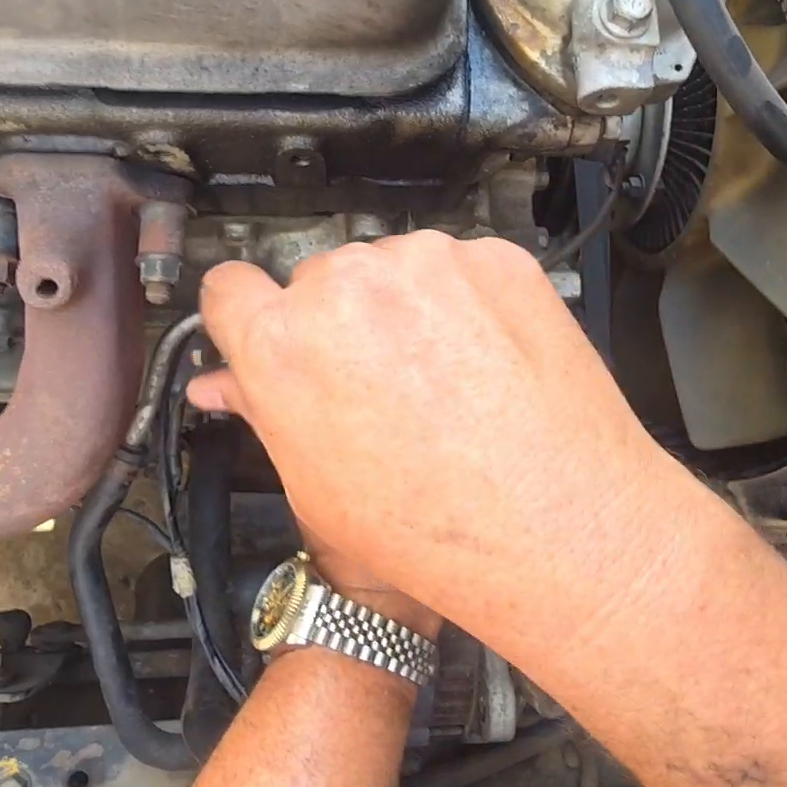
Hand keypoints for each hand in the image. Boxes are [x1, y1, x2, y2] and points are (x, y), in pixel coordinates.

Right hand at [187, 231, 675, 632]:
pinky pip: (456, 268)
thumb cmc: (437, 527)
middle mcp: (348, 287)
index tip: (267, 324)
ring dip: (403, 309)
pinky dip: (463, 302)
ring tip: (439, 380)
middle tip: (375, 380)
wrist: (558, 525)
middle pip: (319, 281)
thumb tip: (227, 384)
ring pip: (390, 270)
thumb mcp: (318, 483)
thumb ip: (263, 410)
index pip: (230, 288)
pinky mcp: (492, 260)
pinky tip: (479, 363)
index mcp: (284, 342)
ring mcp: (426, 264)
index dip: (248, 314)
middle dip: (338, 322)